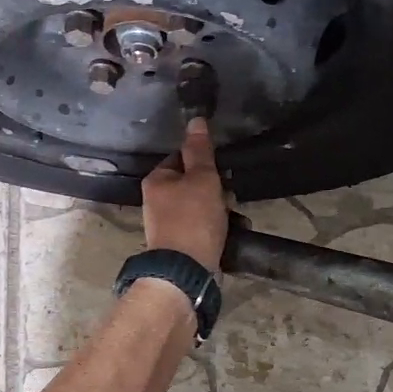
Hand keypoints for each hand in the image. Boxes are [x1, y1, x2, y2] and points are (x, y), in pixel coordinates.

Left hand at [142, 119, 227, 271]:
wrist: (186, 271)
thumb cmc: (193, 219)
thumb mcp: (202, 179)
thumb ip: (200, 151)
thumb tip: (196, 120)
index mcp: (156, 181)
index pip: (181, 158)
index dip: (204, 161)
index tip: (221, 170)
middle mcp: (157, 201)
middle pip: (193, 184)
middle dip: (217, 189)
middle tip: (231, 197)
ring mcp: (168, 225)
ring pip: (201, 207)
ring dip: (222, 209)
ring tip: (236, 217)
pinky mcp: (180, 244)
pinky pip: (203, 227)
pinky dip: (218, 228)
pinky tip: (234, 231)